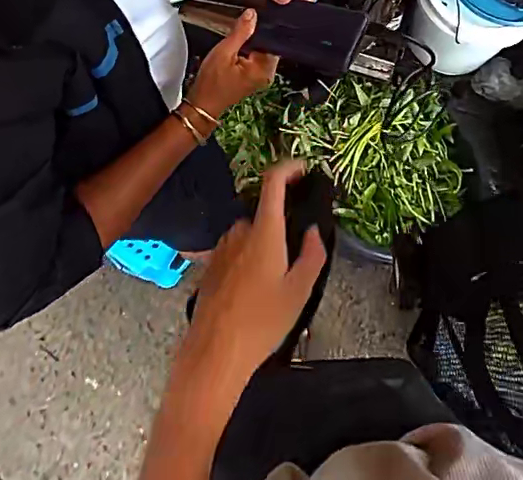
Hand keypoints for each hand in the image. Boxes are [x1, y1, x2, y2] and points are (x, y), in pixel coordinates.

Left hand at [179, 160, 327, 378]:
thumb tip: (311, 232)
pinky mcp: (209, 267)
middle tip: (293, 259)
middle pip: (264, 214)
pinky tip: (251, 295)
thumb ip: (312, 254)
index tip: (302, 169)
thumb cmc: (260, 323)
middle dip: (280, 228)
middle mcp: (239, 232)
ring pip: (249, 235)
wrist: (214, 355)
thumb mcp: (300, 291)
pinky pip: (234, 252)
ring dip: (262, 247)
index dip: (289, 168)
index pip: (273, 182)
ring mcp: (221, 249)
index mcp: (264, 232)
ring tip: (272, 285)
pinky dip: (246, 262)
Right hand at [186, 8, 278, 116]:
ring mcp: (261, 76)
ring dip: (250, 43)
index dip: (262, 27)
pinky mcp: (254, 76)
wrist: (202, 104)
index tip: (253, 18)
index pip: (272, 40)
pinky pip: (255, 57)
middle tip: (241, 28)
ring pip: (260, 50)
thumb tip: (252, 14)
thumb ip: (240, 32)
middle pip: (267, 44)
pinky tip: (236, 49)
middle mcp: (267, 74)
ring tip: (237, 39)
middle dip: (255, 35)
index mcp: (264, 69)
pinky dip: (247, 51)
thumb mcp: (224, 52)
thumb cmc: (211, 83)